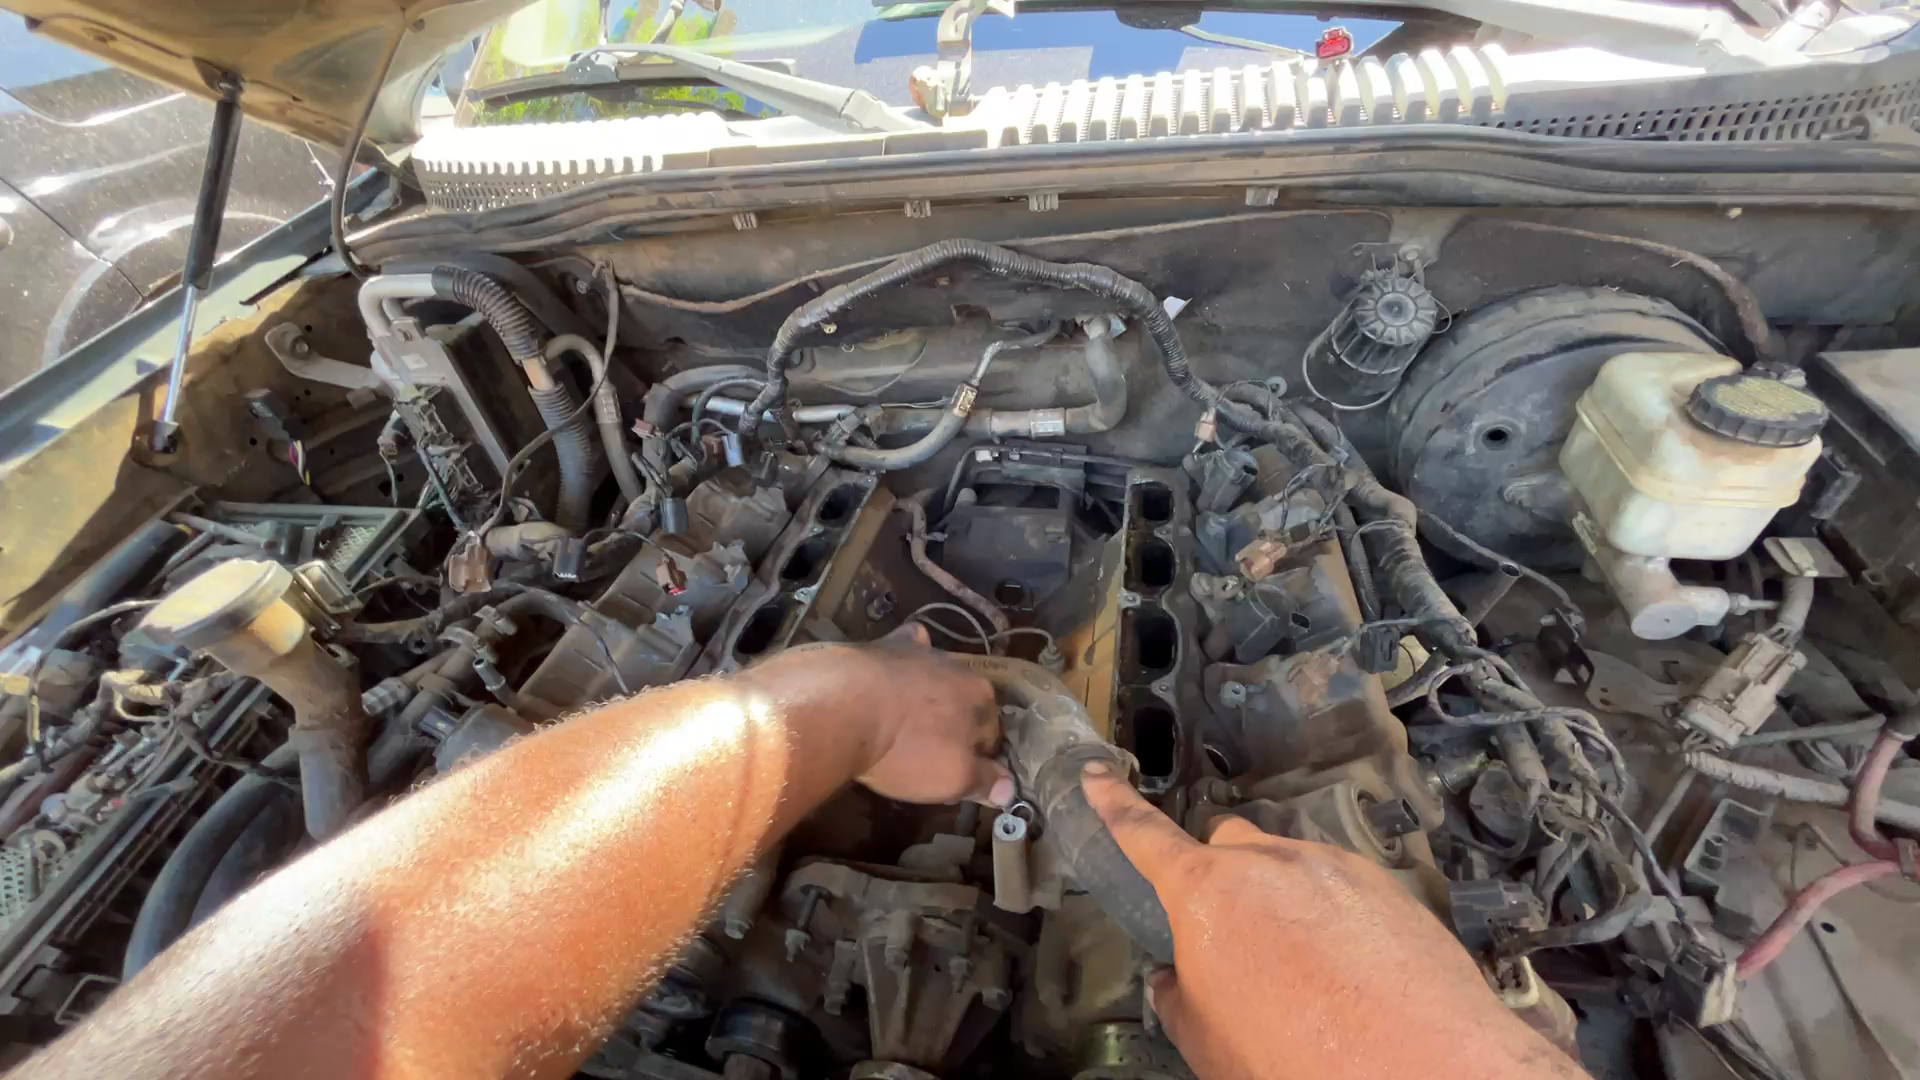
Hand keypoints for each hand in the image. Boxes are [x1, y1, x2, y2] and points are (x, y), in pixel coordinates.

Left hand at [741, 624, 1013, 806]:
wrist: (844, 709)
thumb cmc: (904, 750)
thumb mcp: (951, 779)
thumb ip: (984, 781)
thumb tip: (1010, 788)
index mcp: (981, 699)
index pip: (991, 733)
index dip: (978, 757)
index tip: (959, 774)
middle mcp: (959, 669)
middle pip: (965, 701)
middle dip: (956, 722)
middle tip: (930, 751)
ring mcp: (922, 652)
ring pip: (937, 674)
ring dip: (931, 692)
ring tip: (909, 718)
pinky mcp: (888, 644)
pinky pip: (908, 644)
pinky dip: (908, 653)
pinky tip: (897, 665)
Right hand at [1081, 767, 1587, 1079]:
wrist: (1429, 1075)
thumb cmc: (1296, 1062)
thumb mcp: (1210, 1046)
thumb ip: (1181, 999)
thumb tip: (1175, 980)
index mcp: (1204, 892)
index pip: (1143, 833)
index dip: (1114, 803)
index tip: (1096, 773)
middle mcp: (1261, 861)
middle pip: (1225, 843)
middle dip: (1224, 875)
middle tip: (1243, 935)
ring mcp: (1326, 863)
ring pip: (1286, 862)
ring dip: (1285, 896)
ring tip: (1316, 964)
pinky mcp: (1382, 880)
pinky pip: (1340, 882)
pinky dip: (1336, 912)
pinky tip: (1362, 968)